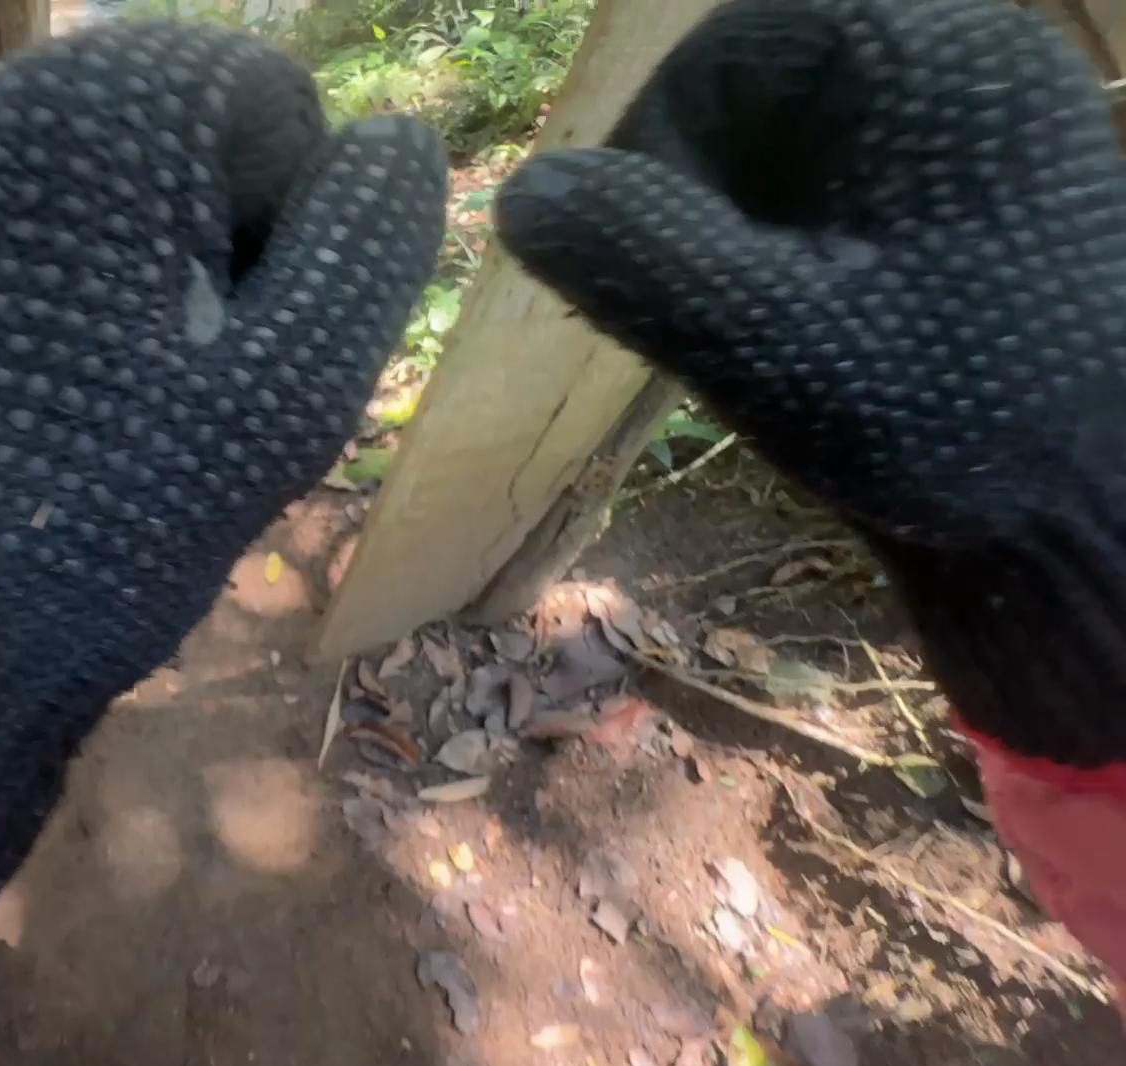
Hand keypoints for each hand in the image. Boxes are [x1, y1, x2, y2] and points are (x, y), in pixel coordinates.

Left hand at [0, 21, 446, 1019]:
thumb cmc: (115, 506)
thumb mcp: (288, 387)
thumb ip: (365, 247)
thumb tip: (400, 142)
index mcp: (110, 109)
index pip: (261, 97)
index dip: (287, 218)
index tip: (250, 331)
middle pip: (165, 129)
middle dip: (204, 233)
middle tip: (181, 371)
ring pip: (83, 178)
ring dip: (129, 260)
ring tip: (107, 387)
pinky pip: (3, 221)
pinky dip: (47, 278)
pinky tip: (33, 382)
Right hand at [495, 0, 1125, 767]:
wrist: (1069, 491)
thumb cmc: (939, 412)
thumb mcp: (763, 337)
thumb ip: (638, 258)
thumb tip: (519, 193)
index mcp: (919, 67)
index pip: (717, 50)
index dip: (647, 147)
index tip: (648, 259)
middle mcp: (933, 71)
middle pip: (727, 95)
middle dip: (673, 198)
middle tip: (687, 305)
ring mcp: (924, 136)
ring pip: (742, 150)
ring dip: (696, 234)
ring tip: (726, 321)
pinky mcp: (910, 196)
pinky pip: (777, 193)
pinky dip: (735, 251)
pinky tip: (755, 314)